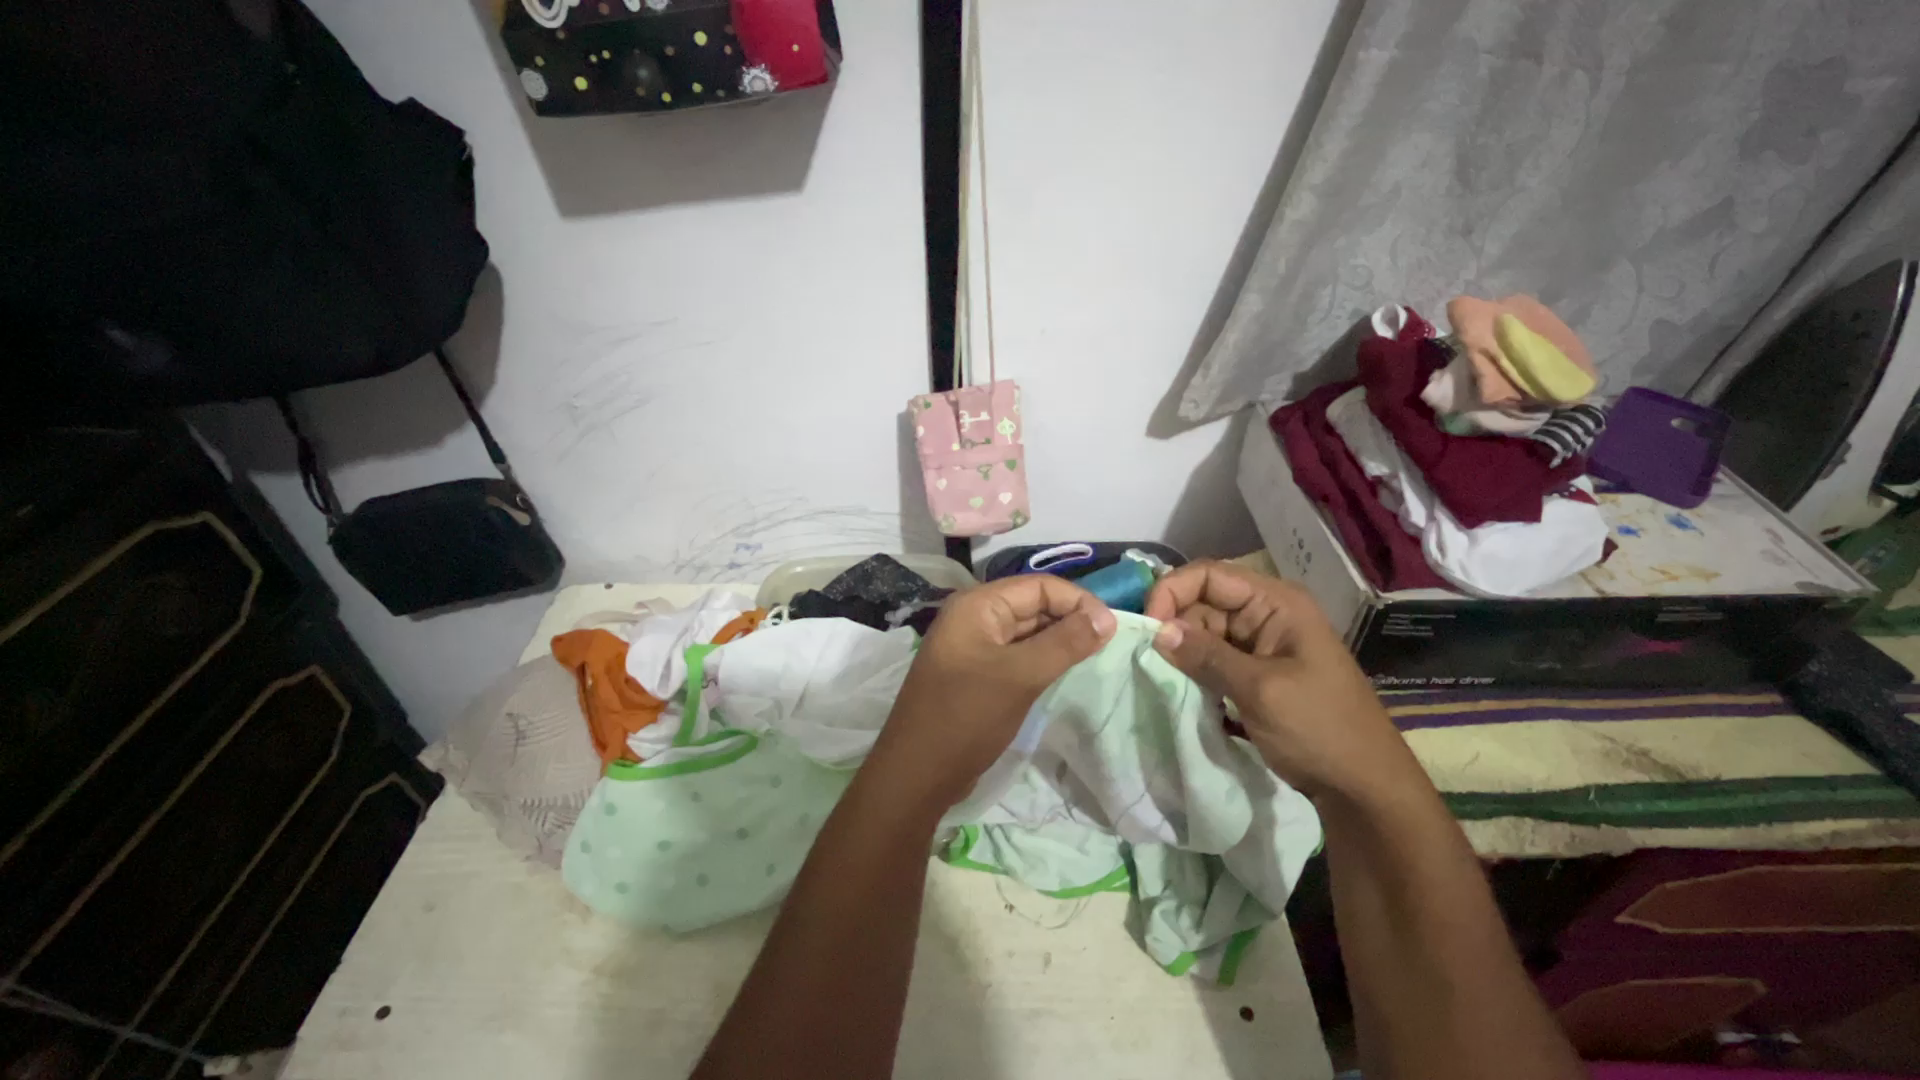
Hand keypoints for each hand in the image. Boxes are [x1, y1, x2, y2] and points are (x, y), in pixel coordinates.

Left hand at [865, 575, 1116, 814]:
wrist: (917, 774)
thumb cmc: (967, 716)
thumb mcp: (1021, 676)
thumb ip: (1065, 643)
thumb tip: (1108, 618)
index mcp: (977, 606)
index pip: (1039, 586)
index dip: (1078, 601)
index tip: (1112, 629)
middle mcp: (973, 618)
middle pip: (1033, 605)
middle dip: (1071, 620)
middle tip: (1108, 647)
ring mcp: (973, 648)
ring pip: (1027, 632)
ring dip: (1059, 642)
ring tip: (1094, 660)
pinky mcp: (976, 675)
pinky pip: (1017, 656)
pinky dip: (1043, 661)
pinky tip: (1065, 675)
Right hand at [1145, 560, 1415, 800]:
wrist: (1363, 787)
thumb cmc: (1319, 729)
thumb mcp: (1259, 690)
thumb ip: (1207, 656)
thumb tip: (1157, 631)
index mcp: (1276, 603)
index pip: (1209, 574)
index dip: (1172, 591)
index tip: (1146, 628)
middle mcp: (1267, 615)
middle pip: (1203, 602)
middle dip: (1171, 624)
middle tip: (1144, 659)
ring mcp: (1262, 646)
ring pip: (1204, 633)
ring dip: (1180, 651)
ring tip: (1155, 675)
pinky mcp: (1256, 675)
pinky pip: (1213, 661)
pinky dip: (1193, 671)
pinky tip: (1176, 688)